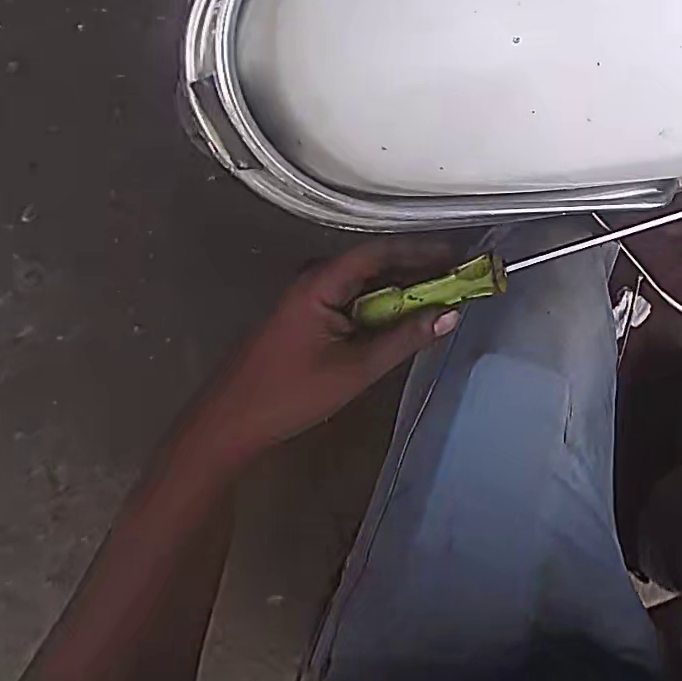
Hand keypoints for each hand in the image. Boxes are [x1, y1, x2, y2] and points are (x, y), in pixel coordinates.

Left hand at [185, 240, 460, 461]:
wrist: (224, 429)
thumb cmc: (286, 396)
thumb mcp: (356, 368)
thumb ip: (407, 338)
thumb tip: (450, 315)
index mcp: (319, 283)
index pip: (380, 252)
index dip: (422, 251)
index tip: (457, 258)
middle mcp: (313, 280)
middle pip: (375, 262)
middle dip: (419, 268)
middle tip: (458, 277)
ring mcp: (308, 297)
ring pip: (367, 280)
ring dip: (404, 286)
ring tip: (442, 294)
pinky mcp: (308, 314)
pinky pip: (355, 296)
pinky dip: (385, 302)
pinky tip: (407, 314)